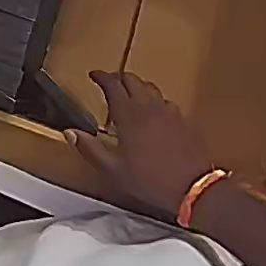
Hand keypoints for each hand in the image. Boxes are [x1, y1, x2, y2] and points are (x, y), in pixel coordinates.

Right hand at [67, 71, 213, 218]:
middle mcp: (149, 108)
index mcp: (129, 115)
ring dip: (138, 86)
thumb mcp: (113, 170)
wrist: (195, 190)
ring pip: (151, 88)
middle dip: (119, 77)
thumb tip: (70, 133)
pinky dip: (155, 100)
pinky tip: (154, 113)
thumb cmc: (150, 180)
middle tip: (109, 82)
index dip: (101, 76)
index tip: (93, 75)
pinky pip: (166, 102)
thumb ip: (90, 149)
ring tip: (130, 94)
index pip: (113, 84)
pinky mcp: (184, 122)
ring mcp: (170, 113)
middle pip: (133, 80)